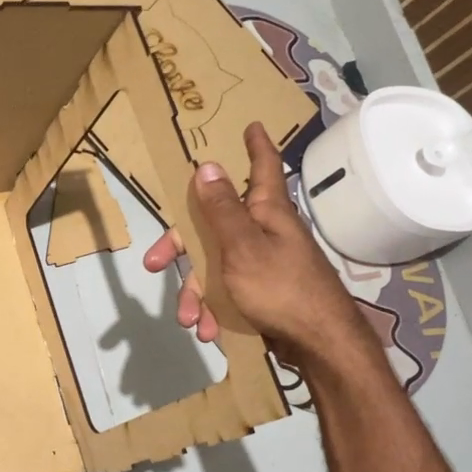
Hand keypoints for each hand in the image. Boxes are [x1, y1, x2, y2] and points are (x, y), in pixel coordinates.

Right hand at [143, 122, 366, 366]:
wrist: (319, 344)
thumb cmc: (281, 287)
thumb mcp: (242, 246)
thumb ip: (221, 209)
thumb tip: (206, 165)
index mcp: (266, 212)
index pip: (262, 167)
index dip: (255, 146)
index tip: (250, 126)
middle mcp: (266, 232)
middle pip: (215, 225)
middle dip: (181, 248)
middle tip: (152, 262)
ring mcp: (264, 264)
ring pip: (215, 266)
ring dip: (195, 293)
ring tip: (189, 319)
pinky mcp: (263, 293)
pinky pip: (228, 293)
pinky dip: (214, 311)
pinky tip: (208, 330)